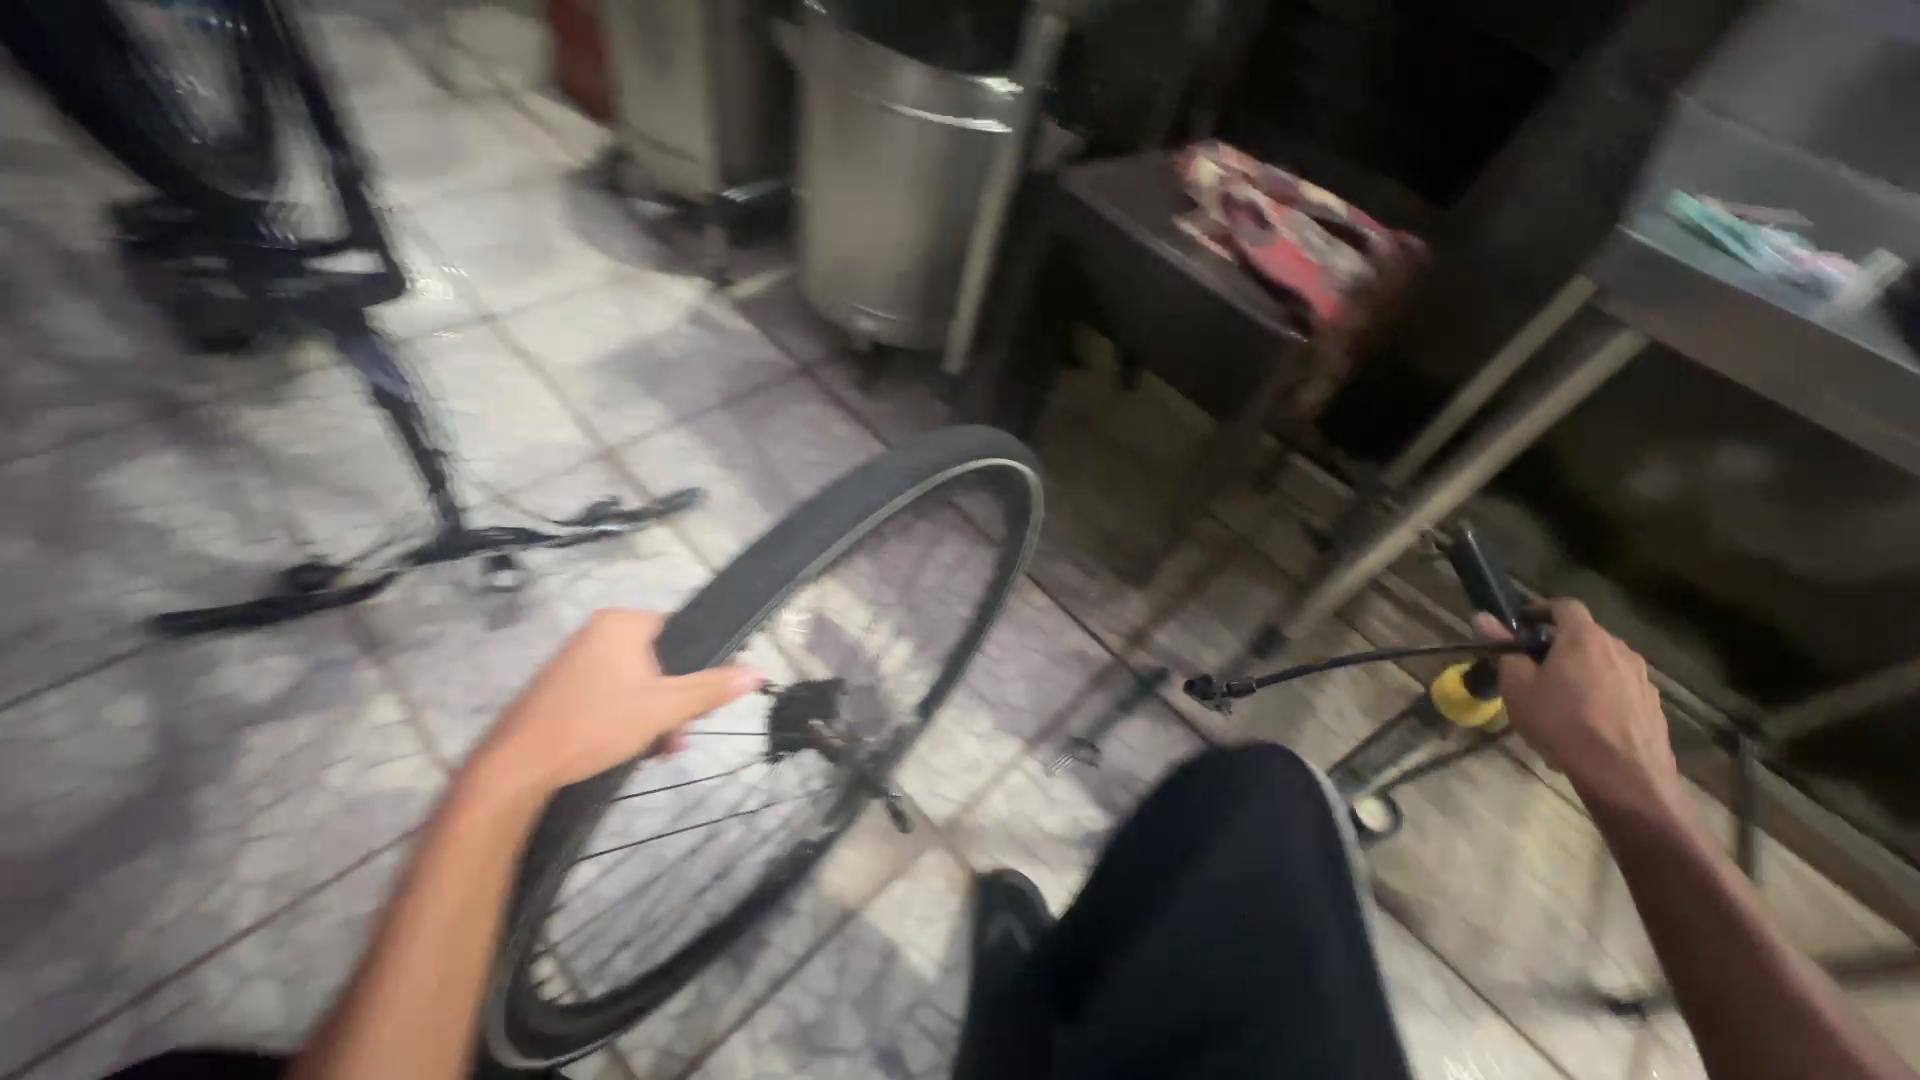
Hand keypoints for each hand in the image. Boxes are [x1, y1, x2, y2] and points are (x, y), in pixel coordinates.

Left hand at [469, 609, 763, 794]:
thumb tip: (758, 672)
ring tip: (658, 749)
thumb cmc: (596, 724)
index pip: (681, 631)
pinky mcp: (563, 687)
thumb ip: (712, 688)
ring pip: (637, 682)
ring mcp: (576, 659)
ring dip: (656, 715)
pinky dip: (628, 717)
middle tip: (679, 734)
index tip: (702, 701)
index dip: (699, 666)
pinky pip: (612, 693)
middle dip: (676, 700)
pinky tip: (633, 748)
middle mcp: (598, 631)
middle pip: (661, 661)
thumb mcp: (665, 708)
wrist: (518, 766)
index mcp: (622, 623)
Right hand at [1474, 599, 1681, 817]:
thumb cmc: (1562, 723)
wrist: (1624, 775)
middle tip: (1532, 668)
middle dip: (1558, 645)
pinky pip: (1618, 687)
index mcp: (1584, 639)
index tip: (1521, 625)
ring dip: (1580, 670)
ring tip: (1558, 699)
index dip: (1540, 610)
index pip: (1564, 606)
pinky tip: (1584, 722)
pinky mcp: (1652, 704)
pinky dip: (1600, 694)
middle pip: (1585, 635)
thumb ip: (1504, 649)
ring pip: (1602, 662)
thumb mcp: (1518, 687)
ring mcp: (1641, 677)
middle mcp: (1618, 649)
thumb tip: (1482, 617)